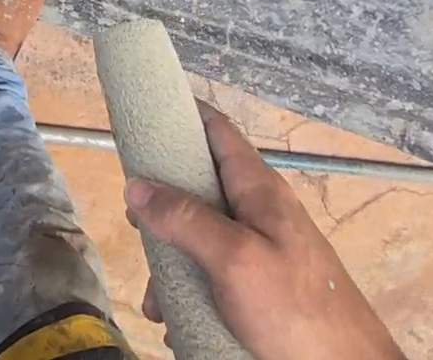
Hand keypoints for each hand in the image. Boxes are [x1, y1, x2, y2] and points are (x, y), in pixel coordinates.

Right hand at [125, 100, 404, 359]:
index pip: (215, 128)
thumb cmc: (297, 308)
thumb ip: (185, 219)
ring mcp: (261, 248)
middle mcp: (257, 210)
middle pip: (198, 184)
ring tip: (155, 299)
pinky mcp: (261, 286)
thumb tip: (135, 186)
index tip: (140, 117)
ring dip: (171, 262)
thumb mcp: (234, 258)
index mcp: (257, 187)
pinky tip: (176, 318)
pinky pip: (213, 275)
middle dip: (161, 204)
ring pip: (200, 236)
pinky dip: (189, 292)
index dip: (179, 114)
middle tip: (136, 224)